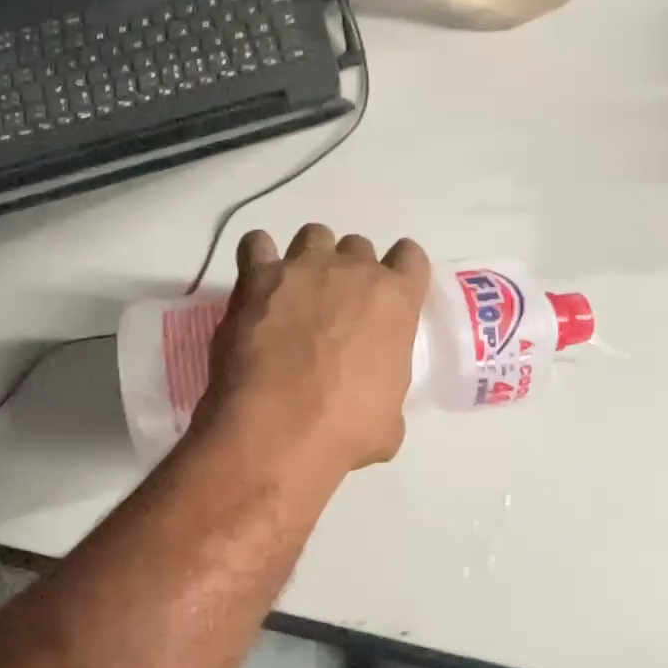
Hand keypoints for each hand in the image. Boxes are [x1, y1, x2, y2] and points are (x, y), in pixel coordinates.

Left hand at [192, 224, 429, 474]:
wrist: (277, 428)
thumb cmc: (344, 431)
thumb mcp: (388, 422)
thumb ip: (386, 393)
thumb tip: (375, 405)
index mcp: (396, 301)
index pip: (410, 257)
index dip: (399, 273)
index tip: (388, 294)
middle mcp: (352, 271)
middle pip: (358, 247)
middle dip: (349, 272)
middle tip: (334, 308)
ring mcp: (302, 268)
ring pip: (314, 236)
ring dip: (309, 258)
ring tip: (295, 292)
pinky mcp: (257, 277)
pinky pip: (257, 244)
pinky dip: (258, 257)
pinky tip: (256, 283)